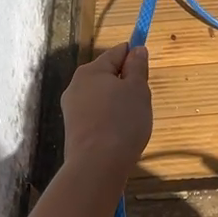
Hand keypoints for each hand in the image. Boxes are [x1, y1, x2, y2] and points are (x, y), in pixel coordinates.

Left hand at [60, 43, 152, 189]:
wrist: (97, 166)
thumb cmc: (122, 121)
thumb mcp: (138, 89)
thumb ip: (137, 66)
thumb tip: (136, 49)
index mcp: (91, 70)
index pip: (118, 52)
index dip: (135, 59)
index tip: (145, 76)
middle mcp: (76, 85)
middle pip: (108, 75)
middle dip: (126, 85)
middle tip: (140, 103)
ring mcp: (72, 109)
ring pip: (103, 97)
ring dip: (118, 104)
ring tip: (130, 124)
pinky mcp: (73, 130)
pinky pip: (96, 116)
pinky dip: (109, 121)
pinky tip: (118, 136)